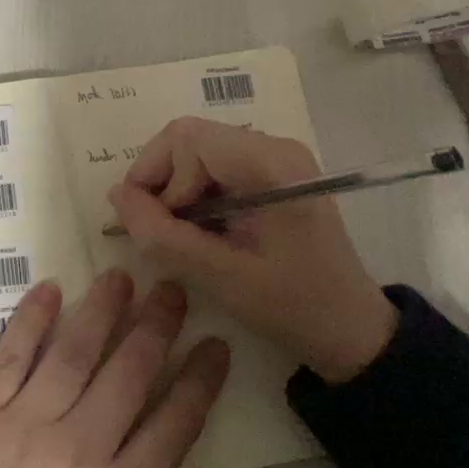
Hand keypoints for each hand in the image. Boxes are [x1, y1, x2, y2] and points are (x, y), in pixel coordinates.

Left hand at [0, 273, 229, 467]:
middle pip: (126, 375)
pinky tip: (50, 288)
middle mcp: (76, 447)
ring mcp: (22, 422)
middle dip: (155, 329)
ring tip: (120, 277)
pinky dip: (30, 319)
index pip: (172, 426)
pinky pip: (9, 355)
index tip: (216, 343)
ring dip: (100, 310)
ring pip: (72, 353)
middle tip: (172, 289)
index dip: (199, 382)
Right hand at [108, 118, 398, 384]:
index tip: (157, 225)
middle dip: (162, 180)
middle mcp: (274, 146)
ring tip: (182, 232)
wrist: (352, 331)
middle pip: (188, 137)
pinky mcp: (271, 170)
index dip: (156, 175)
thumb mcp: (220, 278)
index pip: (187, 138)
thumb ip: (162, 236)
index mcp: (272, 165)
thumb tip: (116, 196)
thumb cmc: (293, 307)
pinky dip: (193, 190)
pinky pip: (212, 163)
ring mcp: (274, 155)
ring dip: (176, 187)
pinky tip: (201, 228)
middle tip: (161, 228)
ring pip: (195, 148)